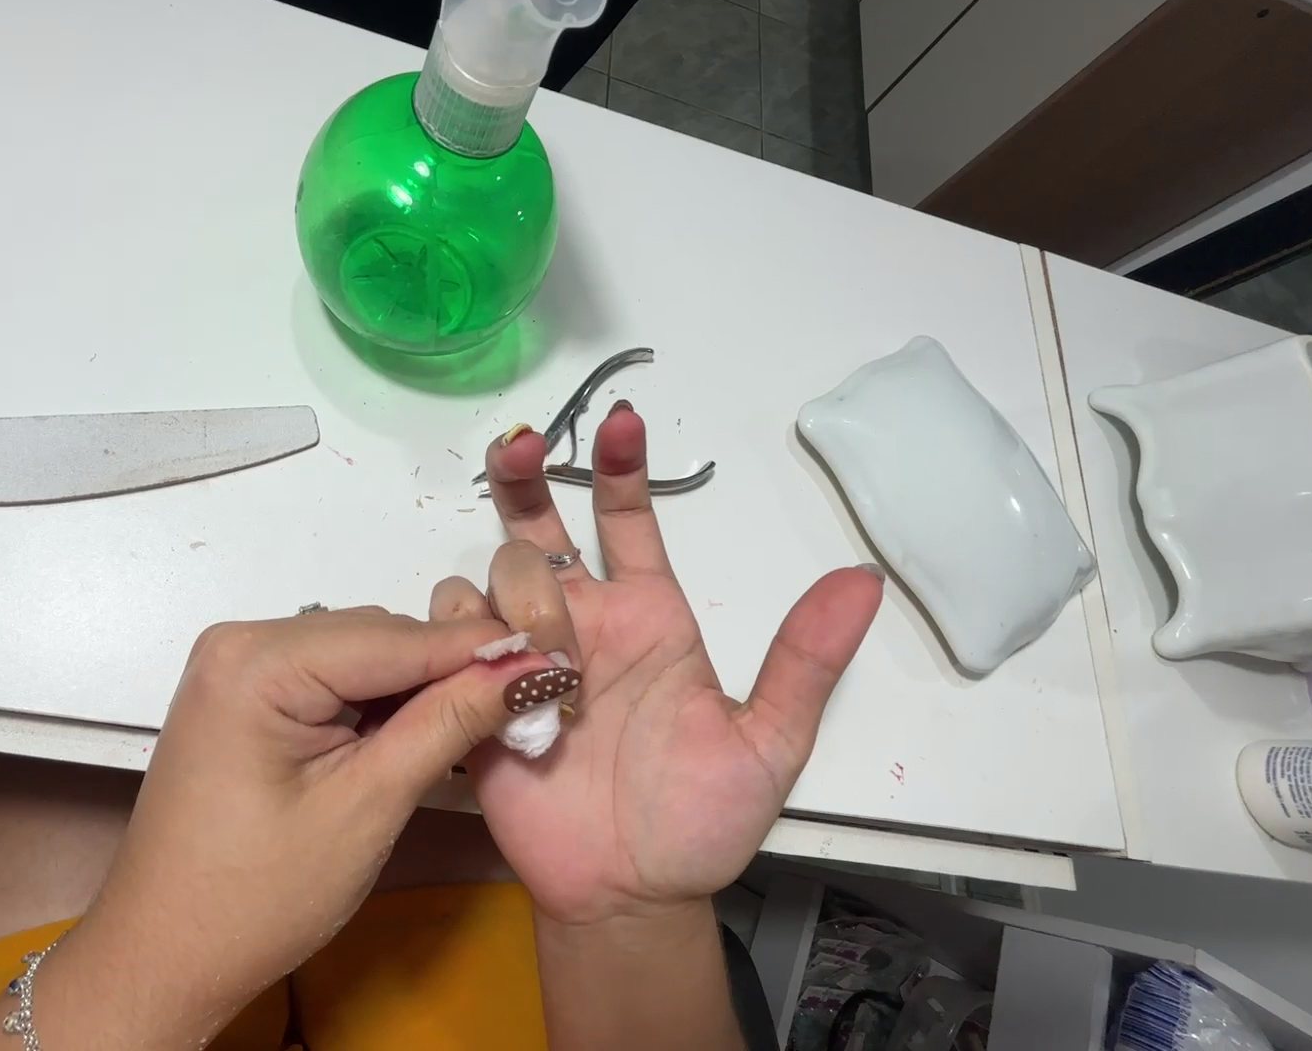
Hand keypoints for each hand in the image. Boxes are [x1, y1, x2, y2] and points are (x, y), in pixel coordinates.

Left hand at [48, 609, 556, 1044]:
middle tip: (514, 703)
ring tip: (470, 723)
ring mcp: (240, 663)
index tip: (547, 658)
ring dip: (415, 686)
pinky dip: (378, 700)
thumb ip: (446, 724)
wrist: (164, 957)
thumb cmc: (257, 897)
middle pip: (377, 638)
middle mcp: (243, 641)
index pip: (394, 637)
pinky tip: (412, 731)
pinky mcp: (247, 691)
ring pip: (360, 653)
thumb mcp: (367, 806)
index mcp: (257, 661)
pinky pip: (333, 675)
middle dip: (445, 670)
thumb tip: (521, 668)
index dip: (476, 649)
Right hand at [469, 402, 883, 925]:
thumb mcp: (766, 743)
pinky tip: (487, 667)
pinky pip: (448, 628)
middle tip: (517, 446)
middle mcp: (580, 619)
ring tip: (549, 666)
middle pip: (538, 526)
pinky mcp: (474, 687)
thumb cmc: (697, 818)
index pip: (628, 521)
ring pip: (494, 573)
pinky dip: (458, 631)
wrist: (627, 890)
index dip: (623, 468)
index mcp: (647, 615)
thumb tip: (864, 579)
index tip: (621, 420)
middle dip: (524, 478)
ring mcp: (522, 650)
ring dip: (515, 597)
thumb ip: (804, 662)